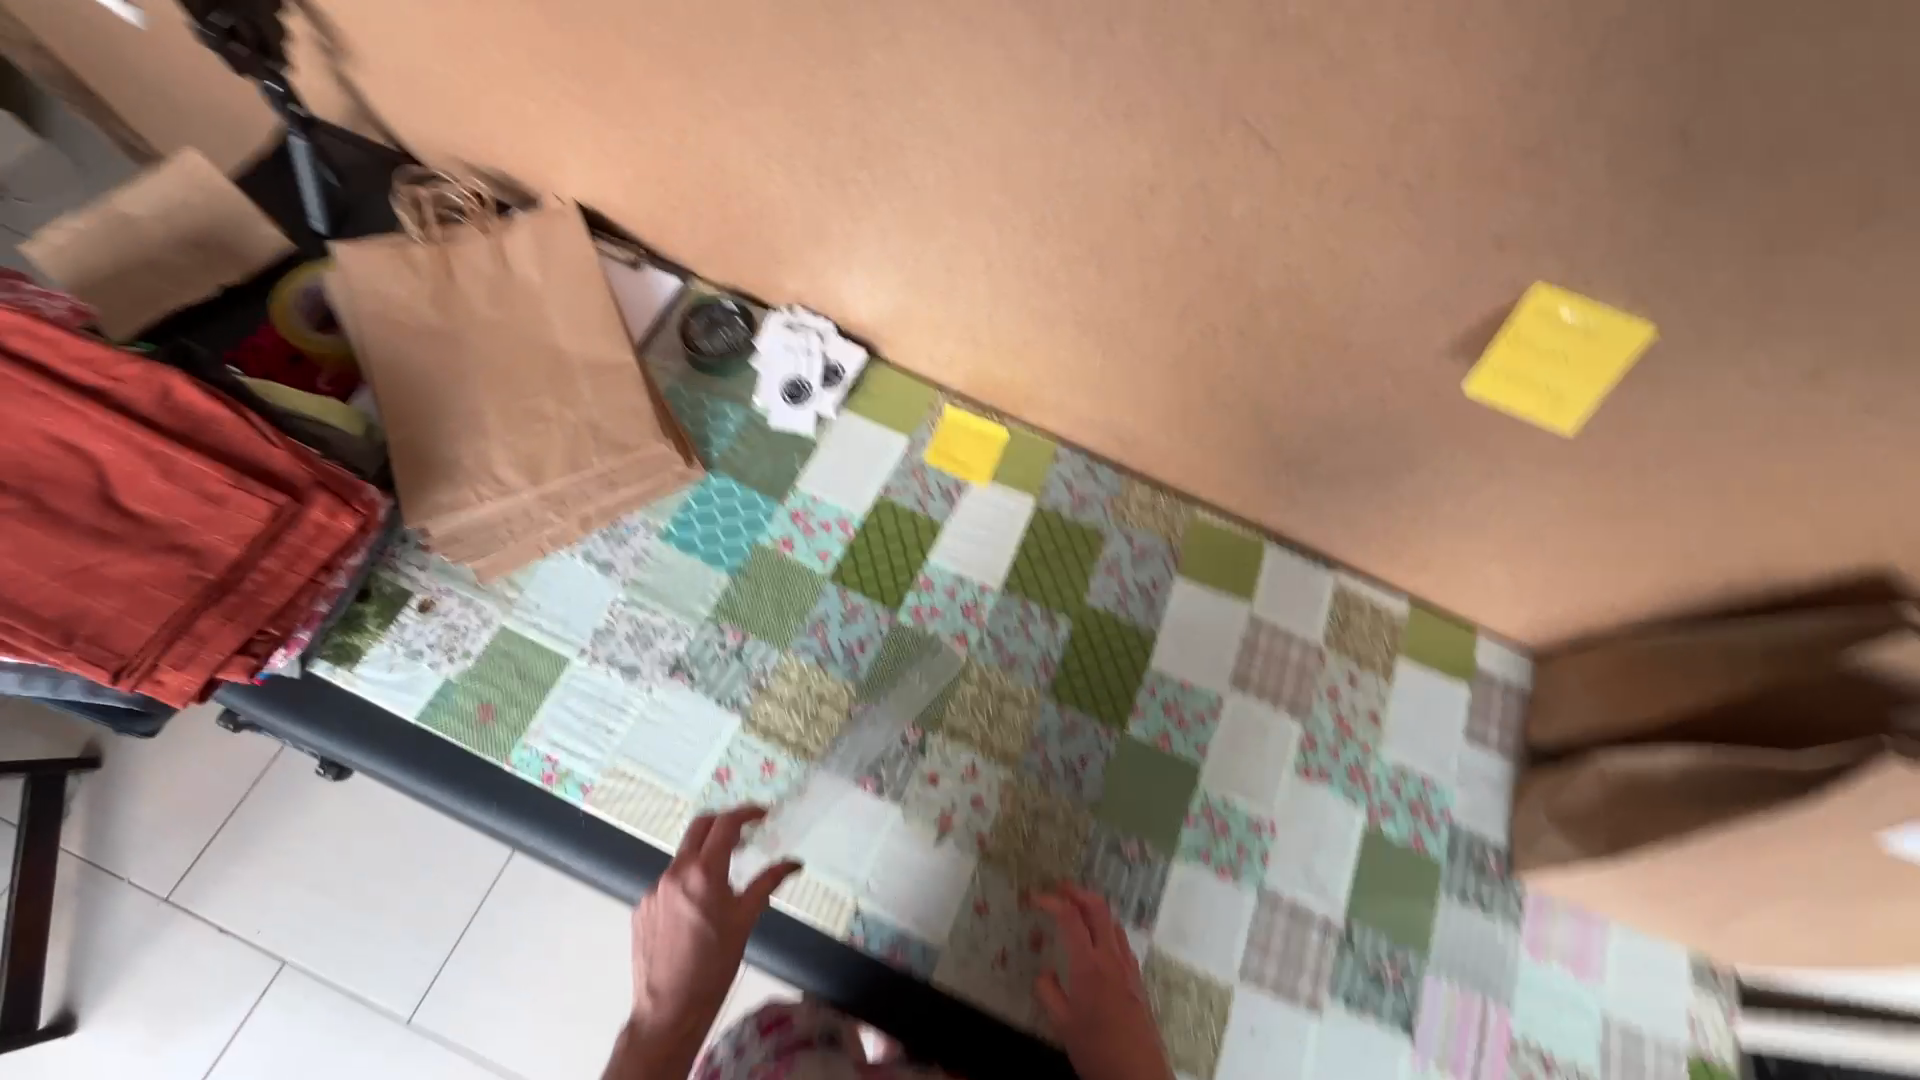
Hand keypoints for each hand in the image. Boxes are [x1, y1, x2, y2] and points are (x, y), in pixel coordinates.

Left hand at [630, 806, 801, 1038]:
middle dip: (723, 822)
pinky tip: (698, 910)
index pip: (725, 824)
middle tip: (744, 833)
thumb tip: (794, 863)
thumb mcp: (746, 920)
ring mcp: (653, 890)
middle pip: (699, 827)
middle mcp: (675, 873)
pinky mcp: (642, 908)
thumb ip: (768, 883)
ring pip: (683, 857)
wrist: (669, 1009)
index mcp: (703, 872)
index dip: (746, 813)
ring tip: (723, 880)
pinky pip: (668, 883)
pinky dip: (687, 882)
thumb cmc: (715, 965)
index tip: (762, 814)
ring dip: (705, 856)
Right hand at [1032, 885, 1172, 1079]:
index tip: (1034, 898)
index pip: (1070, 917)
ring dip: (1094, 908)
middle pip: (1098, 908)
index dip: (1051, 901)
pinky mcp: (1138, 979)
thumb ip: (1049, 993)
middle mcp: (1111, 958)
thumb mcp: (1062, 1025)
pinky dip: (1106, 928)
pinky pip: (1122, 941)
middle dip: (1078, 892)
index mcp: (1089, 965)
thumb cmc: (1097, 1051)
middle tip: (1059, 888)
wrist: (1139, 1076)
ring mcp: (1128, 967)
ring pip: (1113, 922)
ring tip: (1077, 909)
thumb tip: (1044, 973)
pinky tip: (1098, 942)